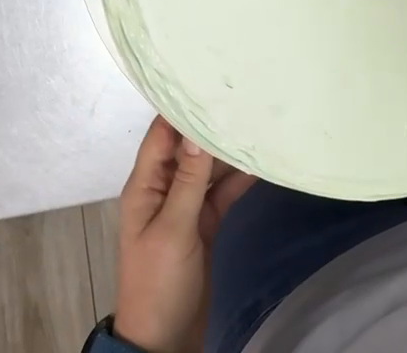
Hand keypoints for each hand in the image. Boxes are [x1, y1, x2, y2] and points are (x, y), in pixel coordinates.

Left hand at [113, 117, 256, 352]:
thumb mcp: (174, 229)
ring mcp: (184, 207)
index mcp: (145, 186)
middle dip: (210, 125)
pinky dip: (239, 180)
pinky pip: (221, 193)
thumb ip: (188, 180)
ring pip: (208, 169)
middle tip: (242, 97)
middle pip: (187, 148)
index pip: (162, 135)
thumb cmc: (159, 282)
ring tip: (257, 122)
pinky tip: (261, 163)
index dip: (181, 107)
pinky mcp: (203, 224)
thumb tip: (196, 130)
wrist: (164, 341)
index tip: (208, 80)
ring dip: (228, 151)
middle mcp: (163, 189)